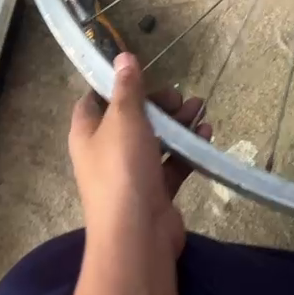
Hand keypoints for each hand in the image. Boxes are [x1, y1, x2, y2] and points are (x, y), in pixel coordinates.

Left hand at [68, 53, 212, 259]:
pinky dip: (188, 148)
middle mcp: (106, 151)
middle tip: (178, 96)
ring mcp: (131, 173)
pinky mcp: (154, 191)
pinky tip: (205, 133)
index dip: (114, 83)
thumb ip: (127, 88)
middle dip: (157, 103)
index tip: (140, 70)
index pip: (94, 99)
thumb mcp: (124, 118)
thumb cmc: (123, 169)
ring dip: (177, 122)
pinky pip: (172, 162)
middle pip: (132, 116)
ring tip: (200, 107)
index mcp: (87, 133)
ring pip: (155, 138)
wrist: (137, 237)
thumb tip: (123, 57)